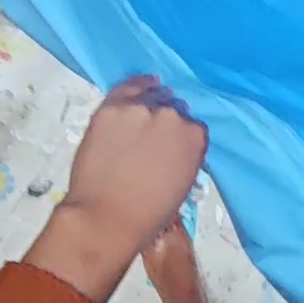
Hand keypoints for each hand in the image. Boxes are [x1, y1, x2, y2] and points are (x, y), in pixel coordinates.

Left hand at [23, 75, 208, 302]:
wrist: (108, 217)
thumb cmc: (149, 212)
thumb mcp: (182, 181)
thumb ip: (183, 154)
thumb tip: (171, 144)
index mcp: (195, 137)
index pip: (193, 125)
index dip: (181, 134)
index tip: (171, 143)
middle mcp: (173, 116)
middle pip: (174, 106)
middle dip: (166, 118)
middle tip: (153, 135)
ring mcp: (141, 108)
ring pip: (151, 94)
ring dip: (150, 101)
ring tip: (143, 111)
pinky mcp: (112, 107)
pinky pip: (127, 87)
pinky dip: (135, 86)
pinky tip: (140, 85)